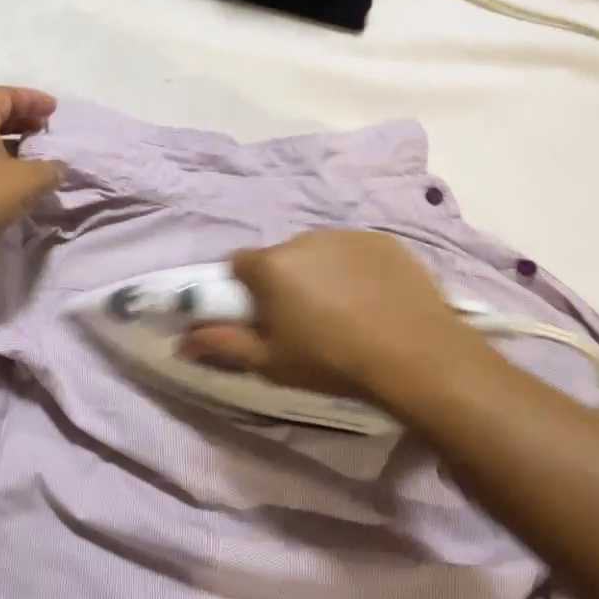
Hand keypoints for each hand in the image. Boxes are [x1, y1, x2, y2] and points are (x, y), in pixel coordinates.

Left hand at [0, 87, 64, 247]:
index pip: (4, 95)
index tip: (54, 110)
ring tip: (30, 155)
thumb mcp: (28, 181)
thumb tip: (59, 168)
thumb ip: (50, 169)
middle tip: (43, 131)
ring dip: (8, 141)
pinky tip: (9, 177)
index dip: (32, 99)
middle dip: (21, 119)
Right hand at [177, 231, 501, 404]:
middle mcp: (303, 239)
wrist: (417, 357)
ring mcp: (347, 236)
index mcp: (270, 266)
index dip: (245, 290)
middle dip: (284, 282)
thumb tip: (181, 341)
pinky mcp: (384, 240)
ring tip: (345, 311)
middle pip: (280, 257)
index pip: (239, 264)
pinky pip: (355, 251)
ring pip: (318, 252)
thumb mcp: (270, 362)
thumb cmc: (332, 362)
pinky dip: (356, 270)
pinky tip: (374, 300)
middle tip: (304, 321)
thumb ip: (222, 344)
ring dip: (320, 273)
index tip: (263, 317)